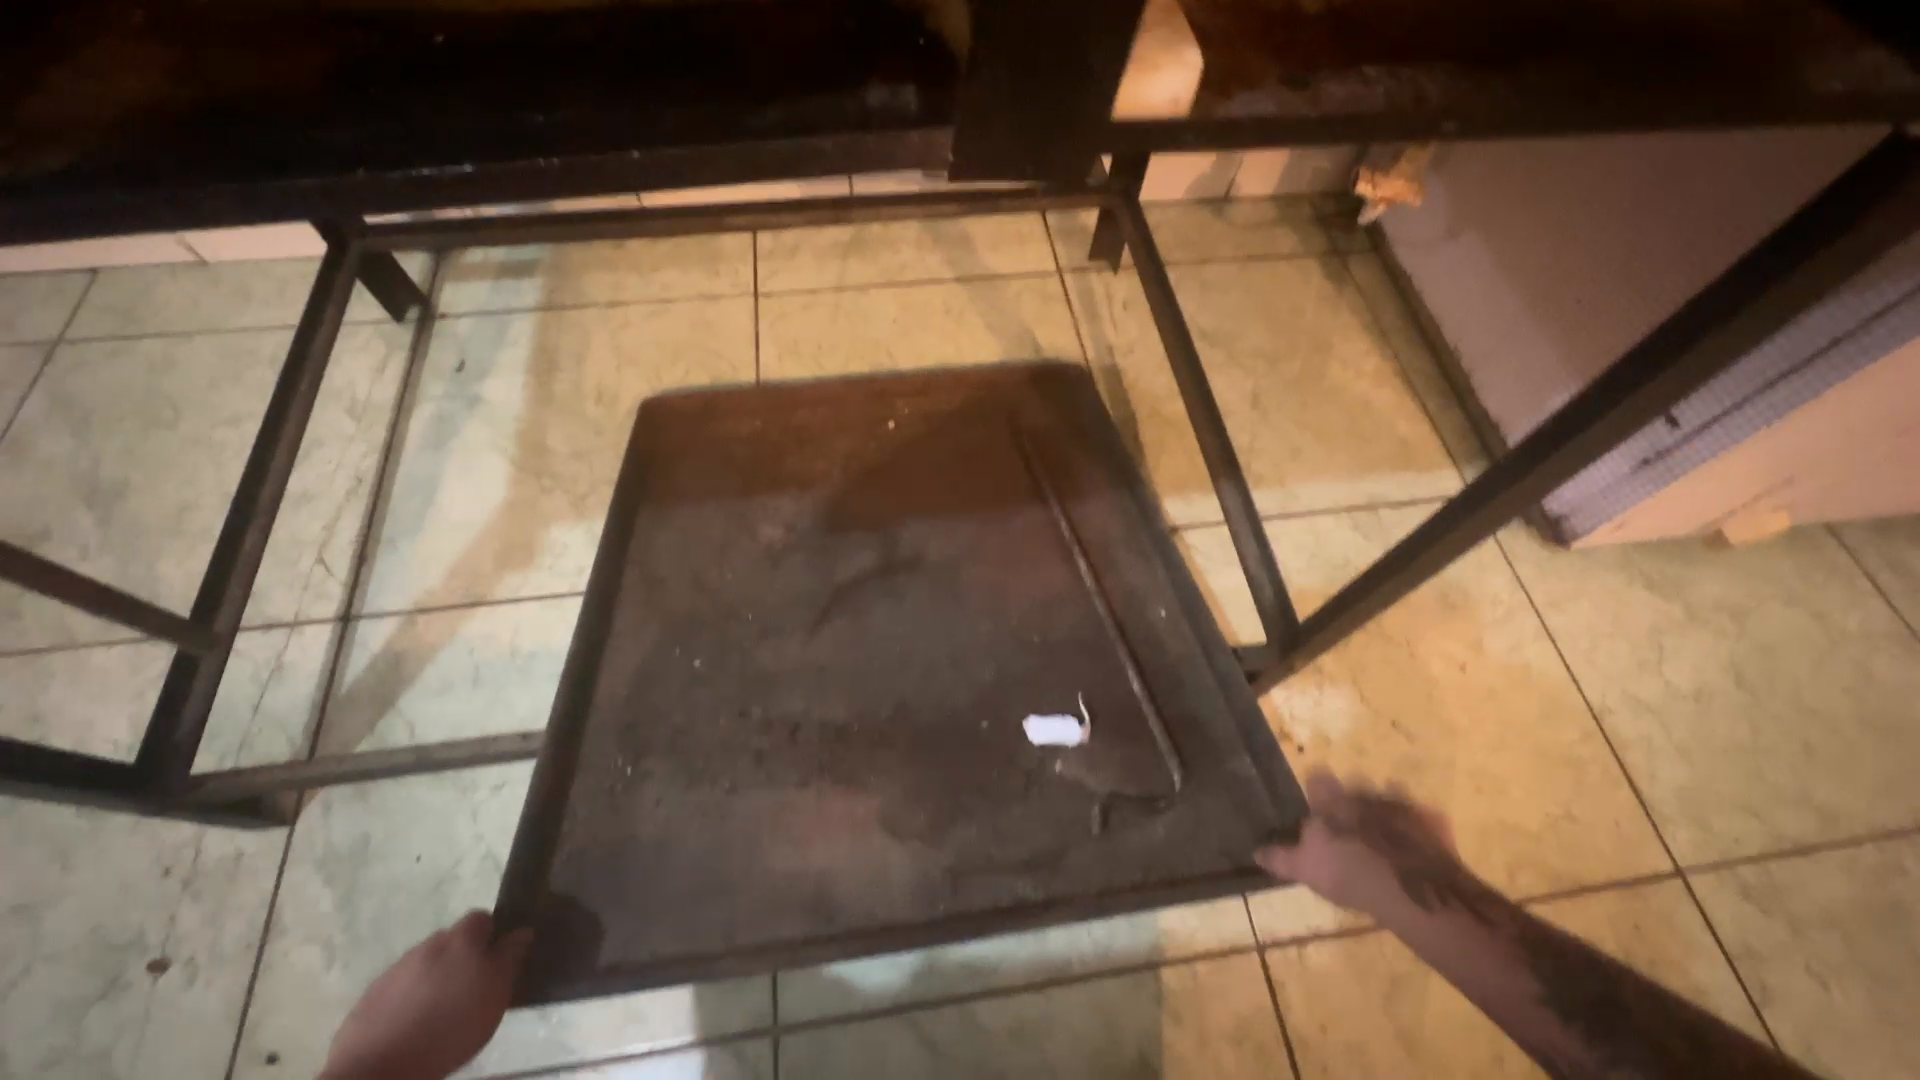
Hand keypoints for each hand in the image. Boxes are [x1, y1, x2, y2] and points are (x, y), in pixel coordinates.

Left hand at [319, 911, 531, 1079]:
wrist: (380, 1067)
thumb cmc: (451, 1028)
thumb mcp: (495, 995)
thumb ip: (510, 958)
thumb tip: (523, 932)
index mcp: (462, 940)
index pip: (482, 918)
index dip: (491, 935)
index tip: (497, 959)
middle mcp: (428, 945)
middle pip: (451, 940)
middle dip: (462, 956)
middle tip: (472, 986)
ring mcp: (396, 969)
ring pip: (425, 962)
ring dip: (436, 975)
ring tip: (440, 1007)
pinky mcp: (372, 995)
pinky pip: (400, 985)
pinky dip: (410, 996)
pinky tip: (413, 1021)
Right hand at [1255, 770, 1465, 921]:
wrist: (1409, 887)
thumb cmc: (1348, 874)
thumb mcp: (1304, 870)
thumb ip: (1281, 857)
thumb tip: (1256, 851)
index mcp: (1330, 802)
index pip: (1318, 779)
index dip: (1317, 787)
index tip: (1317, 798)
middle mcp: (1363, 794)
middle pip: (1355, 784)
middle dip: (1354, 797)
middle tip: (1353, 821)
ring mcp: (1399, 804)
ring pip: (1389, 796)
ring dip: (1387, 809)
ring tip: (1386, 832)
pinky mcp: (1431, 821)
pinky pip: (1423, 817)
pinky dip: (1419, 827)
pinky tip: (1417, 845)